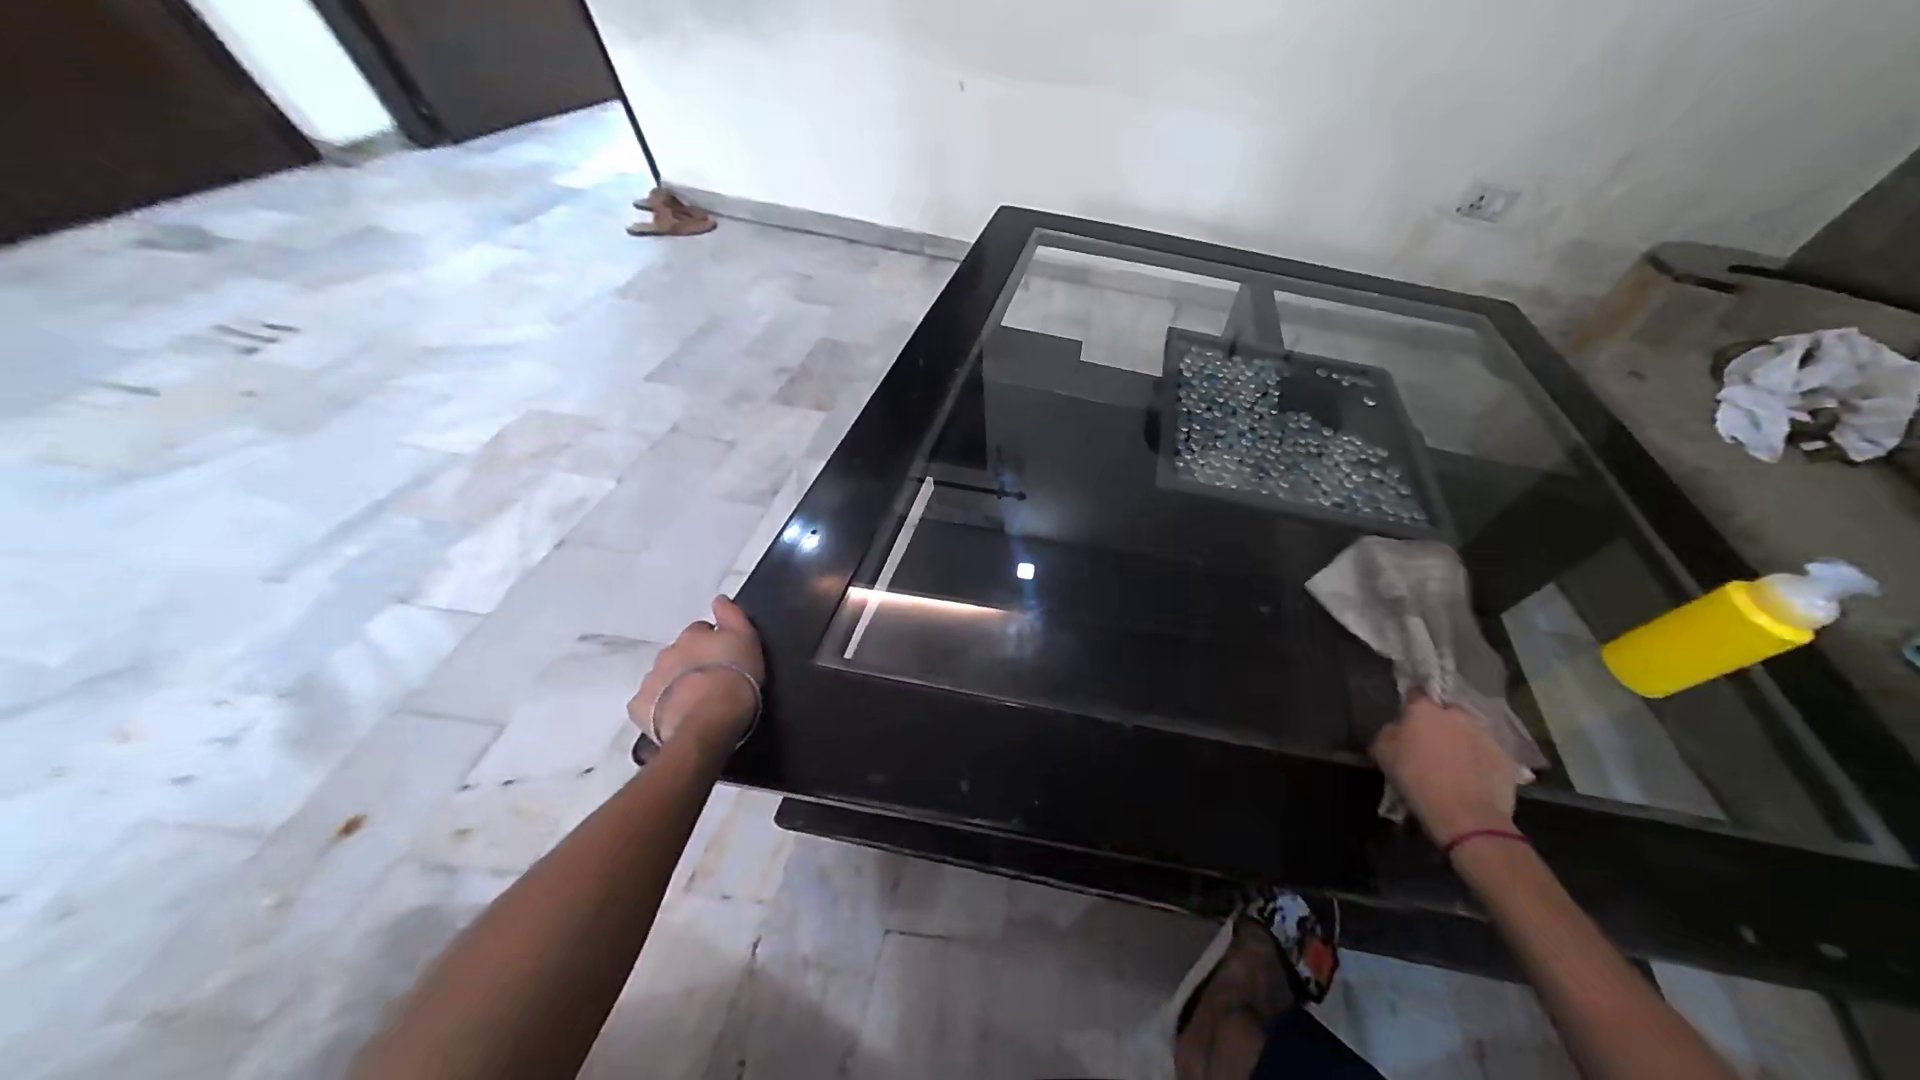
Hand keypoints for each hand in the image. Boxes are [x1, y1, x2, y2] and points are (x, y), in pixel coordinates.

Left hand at [627, 596, 764, 757]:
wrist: (710, 718)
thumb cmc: (735, 676)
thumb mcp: (746, 639)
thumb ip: (732, 615)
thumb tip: (718, 599)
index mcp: (692, 636)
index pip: (700, 630)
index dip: (712, 642)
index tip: (723, 655)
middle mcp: (667, 653)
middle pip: (678, 654)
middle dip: (689, 662)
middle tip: (709, 679)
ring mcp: (651, 680)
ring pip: (662, 677)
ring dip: (674, 683)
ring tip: (693, 701)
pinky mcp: (640, 708)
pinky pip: (648, 704)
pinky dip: (658, 707)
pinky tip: (672, 716)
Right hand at [1370, 696, 1520, 846]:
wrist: (1465, 815)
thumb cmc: (1416, 779)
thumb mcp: (1383, 753)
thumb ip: (1389, 732)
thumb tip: (1398, 729)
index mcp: (1425, 710)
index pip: (1416, 693)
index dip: (1411, 704)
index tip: (1407, 717)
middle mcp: (1458, 715)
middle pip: (1447, 712)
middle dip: (1440, 722)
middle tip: (1431, 743)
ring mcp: (1486, 735)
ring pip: (1469, 731)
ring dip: (1462, 740)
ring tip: (1454, 762)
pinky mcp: (1506, 757)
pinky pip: (1487, 752)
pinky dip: (1480, 760)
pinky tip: (1472, 777)